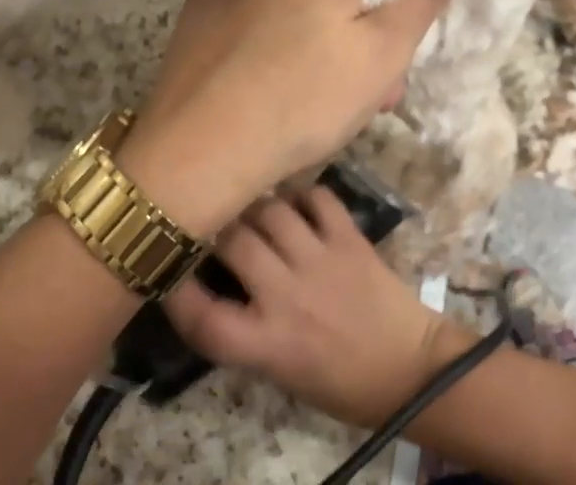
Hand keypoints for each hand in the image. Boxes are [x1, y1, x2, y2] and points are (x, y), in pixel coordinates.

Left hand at [119, 0, 464, 232]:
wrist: (196, 152)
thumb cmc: (301, 102)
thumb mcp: (380, 57)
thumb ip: (420, 1)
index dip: (397, 4)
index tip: (402, 50)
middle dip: (361, 32)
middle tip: (371, 92)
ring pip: (296, 3)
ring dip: (321, 40)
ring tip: (327, 99)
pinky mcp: (199, 12)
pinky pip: (258, 16)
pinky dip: (278, 42)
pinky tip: (276, 82)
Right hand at [162, 188, 473, 426]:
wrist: (411, 371)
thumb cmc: (339, 382)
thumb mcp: (277, 370)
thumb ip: (240, 330)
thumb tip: (207, 282)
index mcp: (267, 343)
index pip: (202, 315)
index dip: (174, 288)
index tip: (164, 269)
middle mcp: (288, 296)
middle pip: (232, 242)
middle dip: (214, 226)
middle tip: (210, 218)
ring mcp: (321, 261)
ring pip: (270, 210)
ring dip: (254, 204)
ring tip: (249, 204)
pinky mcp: (350, 239)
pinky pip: (316, 198)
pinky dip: (300, 193)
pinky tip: (293, 200)